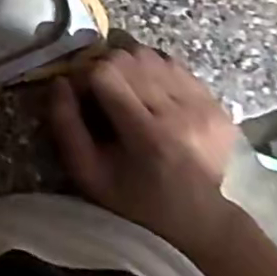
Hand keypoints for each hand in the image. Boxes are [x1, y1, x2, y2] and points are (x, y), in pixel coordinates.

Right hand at [49, 47, 242, 255]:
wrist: (197, 221)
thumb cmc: (132, 199)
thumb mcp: (86, 172)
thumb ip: (65, 124)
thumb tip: (59, 81)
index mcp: (150, 137)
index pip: (105, 73)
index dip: (83, 76)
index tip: (79, 94)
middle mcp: (182, 115)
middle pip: (127, 58)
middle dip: (103, 67)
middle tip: (99, 92)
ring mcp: (204, 108)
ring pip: (149, 54)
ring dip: (127, 66)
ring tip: (124, 91)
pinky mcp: (216, 104)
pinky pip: (172, 64)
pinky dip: (152, 71)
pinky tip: (149, 94)